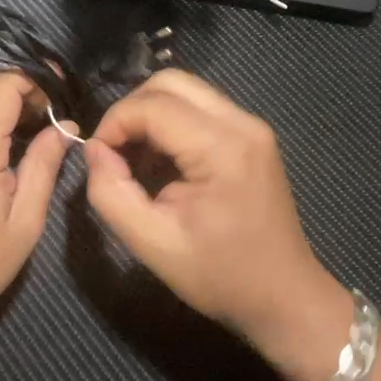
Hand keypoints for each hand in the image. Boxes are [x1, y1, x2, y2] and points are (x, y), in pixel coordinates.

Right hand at [84, 70, 348, 380]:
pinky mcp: (251, 134)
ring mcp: (251, 125)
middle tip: (115, 150)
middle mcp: (241, 123)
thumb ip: (111, 193)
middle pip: (169, 82)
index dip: (114, 122)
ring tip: (137, 157)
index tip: (98, 157)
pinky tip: (163, 161)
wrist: (285, 299)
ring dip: (150, 113)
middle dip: (131, 109)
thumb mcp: (152, 244)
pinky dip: (171, 121)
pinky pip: (199, 107)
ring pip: (184, 89)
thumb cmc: (220, 276)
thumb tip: (95, 150)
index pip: (152, 105)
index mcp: (222, 148)